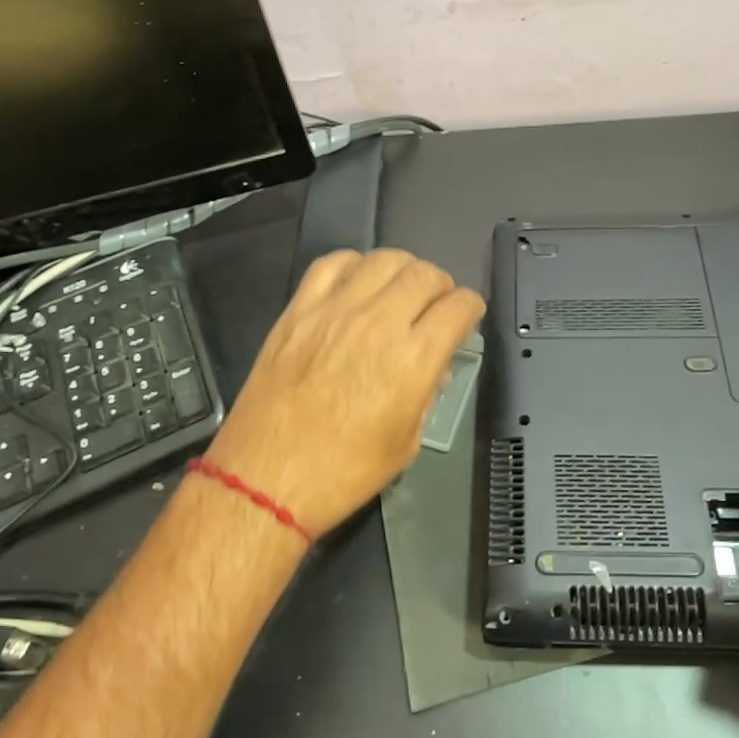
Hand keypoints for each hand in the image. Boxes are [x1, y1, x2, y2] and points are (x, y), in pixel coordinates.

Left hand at [204, 249, 483, 536]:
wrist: (267, 478)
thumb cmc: (343, 472)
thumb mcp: (407, 442)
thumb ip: (426, 394)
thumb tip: (432, 367)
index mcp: (413, 359)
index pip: (459, 307)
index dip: (471, 309)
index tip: (466, 316)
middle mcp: (379, 323)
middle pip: (425, 274)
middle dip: (441, 286)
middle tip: (436, 304)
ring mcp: (334, 311)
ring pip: (383, 259)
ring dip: (402, 270)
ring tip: (399, 289)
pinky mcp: (299, 310)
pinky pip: (332, 264)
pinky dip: (354, 265)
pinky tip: (356, 283)